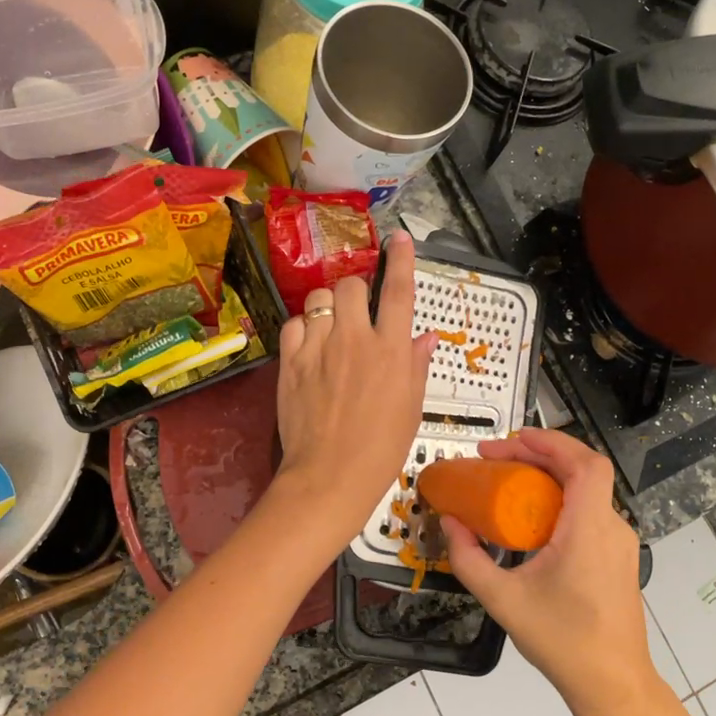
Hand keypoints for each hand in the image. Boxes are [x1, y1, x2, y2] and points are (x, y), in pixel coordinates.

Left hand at [273, 231, 436, 542]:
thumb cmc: (381, 449)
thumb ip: (416, 365)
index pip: (398, 291)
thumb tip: (424, 336)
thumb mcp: (412, 408)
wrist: (330, 477)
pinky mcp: (290, 362)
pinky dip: (303, 329)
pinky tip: (310, 346)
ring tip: (332, 330)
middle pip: (350, 285)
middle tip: (358, 310)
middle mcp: (354, 339)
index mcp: (391, 350)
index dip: (401, 260)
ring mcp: (318, 348)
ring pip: (319, 300)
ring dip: (329, 308)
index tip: (399, 238)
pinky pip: (294, 325)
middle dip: (356, 290)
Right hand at [443, 428, 665, 715]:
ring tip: (507, 482)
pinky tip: (529, 519)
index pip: (585, 464)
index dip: (551, 441)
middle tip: (493, 459)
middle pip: (582, 471)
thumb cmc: (563, 642)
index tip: (512, 440)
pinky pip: (588, 514)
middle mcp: (611, 529)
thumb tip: (450, 523)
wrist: (614, 686)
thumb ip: (469, 559)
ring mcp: (619, 544)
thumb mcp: (503, 600)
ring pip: (586, 492)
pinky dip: (559, 502)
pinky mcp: (616, 559)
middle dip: (537, 456)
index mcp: (590, 530)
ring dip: (548, 478)